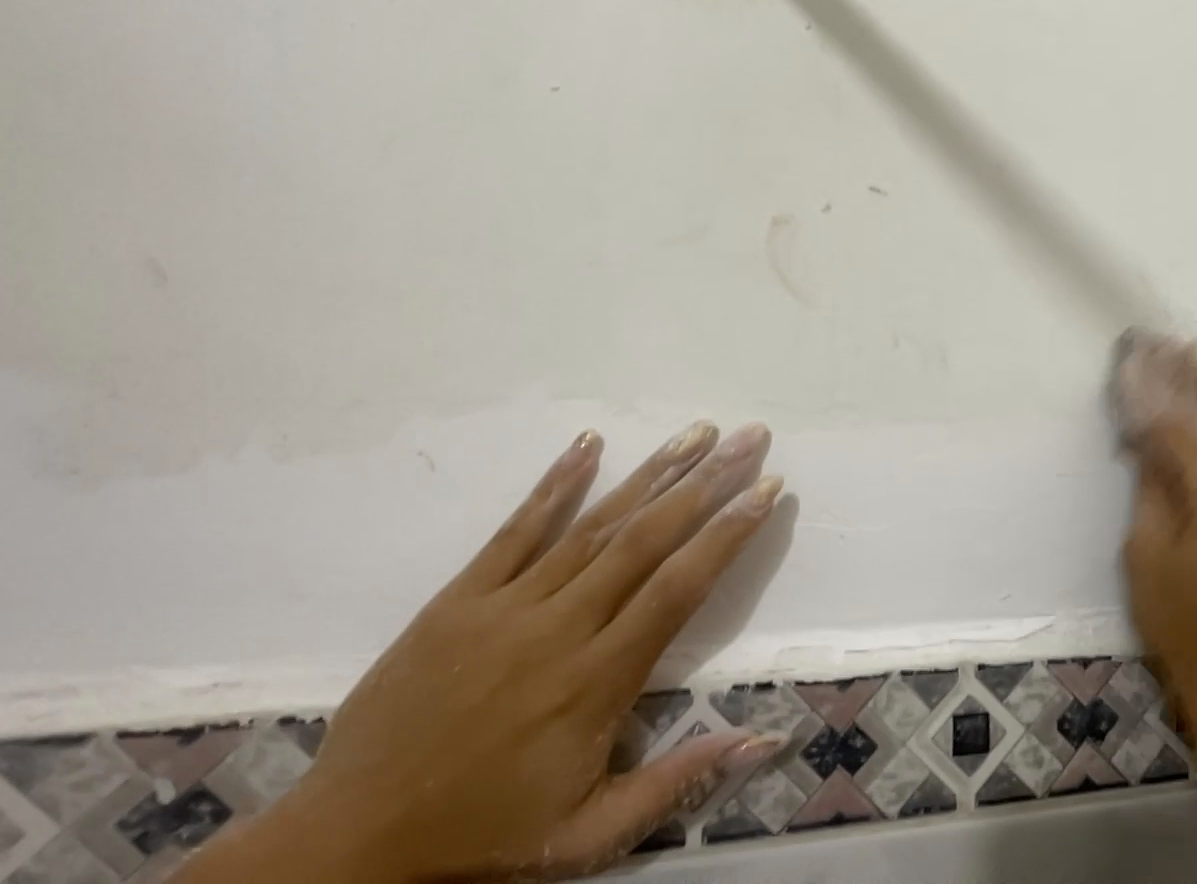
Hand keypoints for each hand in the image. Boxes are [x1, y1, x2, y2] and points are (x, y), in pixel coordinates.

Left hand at [181, 421, 787, 883]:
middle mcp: (560, 628)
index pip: (680, 588)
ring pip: (593, 525)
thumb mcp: (591, 836)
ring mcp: (506, 606)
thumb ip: (679, 781)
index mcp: (598, 681)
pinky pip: (515, 530)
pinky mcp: (459, 599)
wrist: (350, 845)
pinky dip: (556, 483)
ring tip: (696, 432)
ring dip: (651, 473)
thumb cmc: (484, 838)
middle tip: (750, 437)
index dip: (729, 533)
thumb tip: (767, 738)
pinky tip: (589, 442)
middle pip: (647, 540)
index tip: (768, 489)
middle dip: (708, 483)